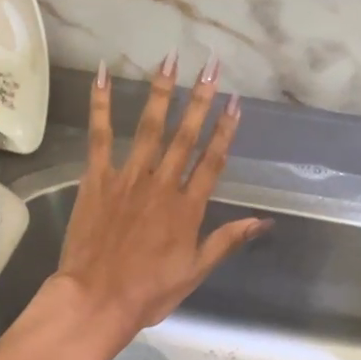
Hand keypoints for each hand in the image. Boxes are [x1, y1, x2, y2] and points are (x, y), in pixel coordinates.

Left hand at [50, 53, 268, 341]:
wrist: (96, 299)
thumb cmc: (148, 293)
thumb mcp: (195, 272)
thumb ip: (227, 241)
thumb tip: (264, 221)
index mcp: (188, 208)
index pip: (212, 161)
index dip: (225, 130)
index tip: (236, 102)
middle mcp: (162, 184)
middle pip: (185, 136)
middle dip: (200, 100)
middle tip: (210, 67)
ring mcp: (128, 178)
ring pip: (149, 128)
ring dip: (162, 92)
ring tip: (171, 60)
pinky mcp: (97, 178)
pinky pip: (100, 136)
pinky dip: (100, 105)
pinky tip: (102, 75)